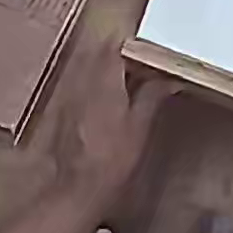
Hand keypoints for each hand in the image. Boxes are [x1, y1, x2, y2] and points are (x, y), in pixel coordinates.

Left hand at [52, 59, 171, 207]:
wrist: (78, 188)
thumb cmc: (114, 158)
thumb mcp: (140, 127)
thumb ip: (152, 96)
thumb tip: (168, 78)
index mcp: (104, 81)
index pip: (113, 46)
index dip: (131, 44)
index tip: (148, 49)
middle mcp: (83, 81)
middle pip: (99, 53)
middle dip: (119, 53)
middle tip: (141, 64)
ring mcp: (70, 93)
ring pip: (88, 66)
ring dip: (106, 66)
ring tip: (128, 80)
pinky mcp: (63, 107)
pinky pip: (80, 82)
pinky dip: (95, 82)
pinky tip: (108, 98)